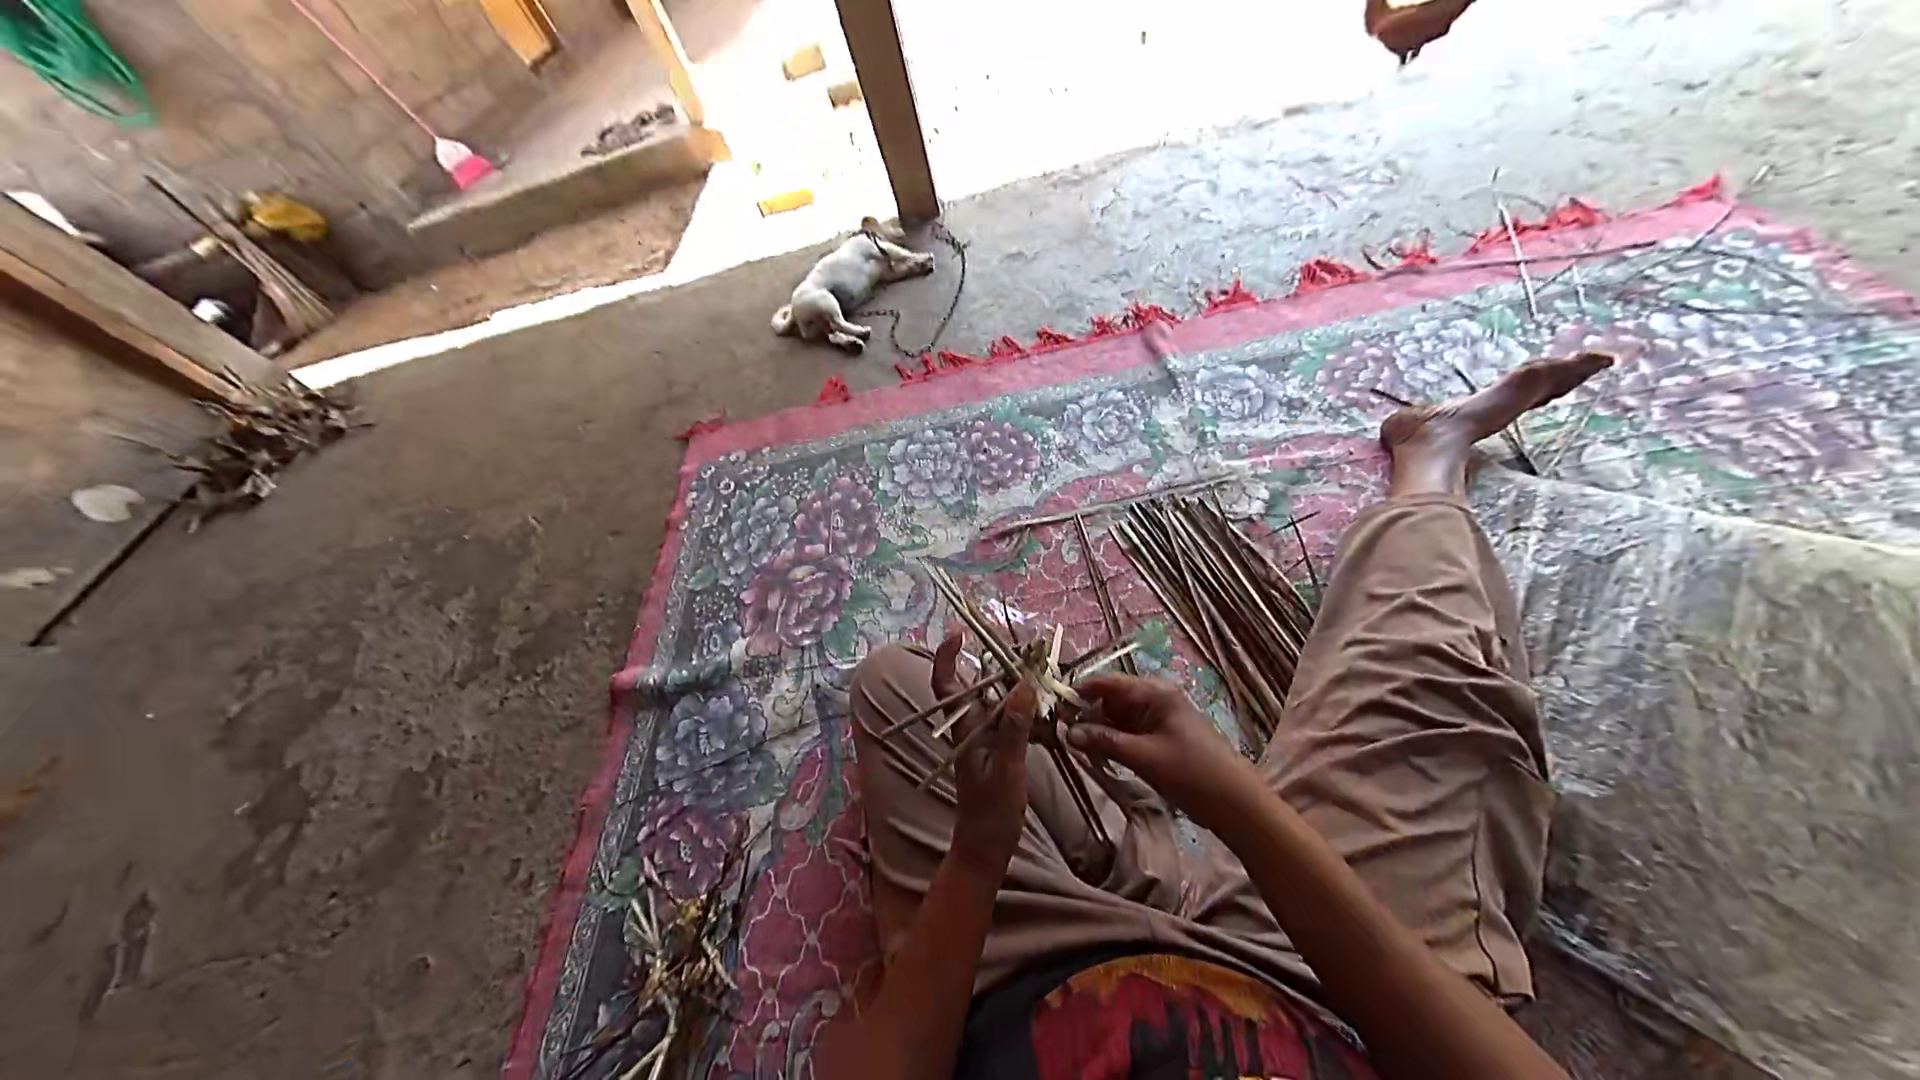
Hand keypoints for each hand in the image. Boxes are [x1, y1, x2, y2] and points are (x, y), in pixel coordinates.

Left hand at [932, 632, 1033, 877]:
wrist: (987, 845)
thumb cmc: (992, 811)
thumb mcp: (1007, 767)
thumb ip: (1014, 727)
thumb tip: (1024, 684)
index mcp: (965, 728)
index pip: (946, 684)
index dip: (947, 657)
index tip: (960, 634)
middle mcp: (971, 727)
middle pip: (976, 684)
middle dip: (995, 662)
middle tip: (1024, 650)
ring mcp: (984, 737)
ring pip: (996, 699)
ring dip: (1013, 683)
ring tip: (1036, 670)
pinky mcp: (997, 748)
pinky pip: (1009, 717)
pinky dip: (1023, 706)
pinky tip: (1042, 703)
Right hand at [1067, 675, 1260, 833]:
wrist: (1238, 805)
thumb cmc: (1193, 774)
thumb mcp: (1144, 757)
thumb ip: (1104, 742)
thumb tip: (1067, 733)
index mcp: (1155, 693)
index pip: (1108, 683)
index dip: (1080, 692)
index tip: (1053, 709)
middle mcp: (1156, 699)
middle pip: (1111, 698)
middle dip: (1087, 713)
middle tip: (1061, 732)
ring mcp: (1160, 718)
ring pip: (1118, 717)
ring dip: (1099, 729)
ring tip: (1076, 745)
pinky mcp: (1162, 737)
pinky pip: (1129, 732)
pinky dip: (1113, 740)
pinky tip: (1100, 754)